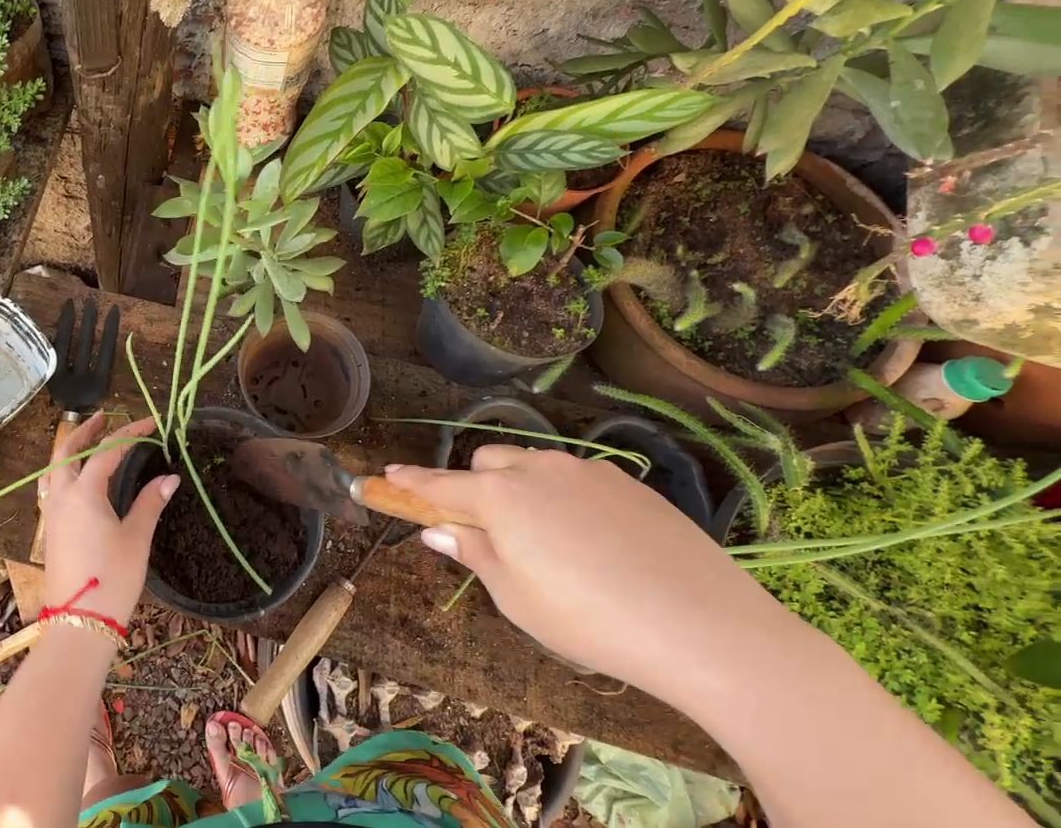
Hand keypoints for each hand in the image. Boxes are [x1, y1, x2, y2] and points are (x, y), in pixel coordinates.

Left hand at [41, 413, 175, 627]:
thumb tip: (168, 478)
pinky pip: (50, 488)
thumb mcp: (137, 539)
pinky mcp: (51, 530)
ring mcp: (52, 514)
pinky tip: (73, 479)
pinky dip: (61, 472)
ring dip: (69, 449)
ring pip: (54, 469)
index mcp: (84, 493)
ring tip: (86, 441)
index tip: (151, 424)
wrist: (79, 623)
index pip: (107, 451)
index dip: (129, 434)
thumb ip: (149, 503)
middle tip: (103, 417)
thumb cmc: (113, 578)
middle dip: (85, 431)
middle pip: (67, 451)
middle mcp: (62, 497)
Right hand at [383, 445, 796, 697]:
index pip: (439, 484)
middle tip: (488, 532)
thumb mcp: (515, 597)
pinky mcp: (630, 484)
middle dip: (475, 487)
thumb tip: (438, 530)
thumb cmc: (588, 619)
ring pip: (535, 465)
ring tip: (545, 541)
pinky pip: (577, 479)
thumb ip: (473, 553)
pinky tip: (593, 544)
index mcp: (500, 495)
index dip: (410, 482)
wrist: (703, 626)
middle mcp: (538, 468)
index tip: (386, 475)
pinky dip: (565, 498)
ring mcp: (588, 471)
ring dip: (521, 489)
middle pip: (488, 463)